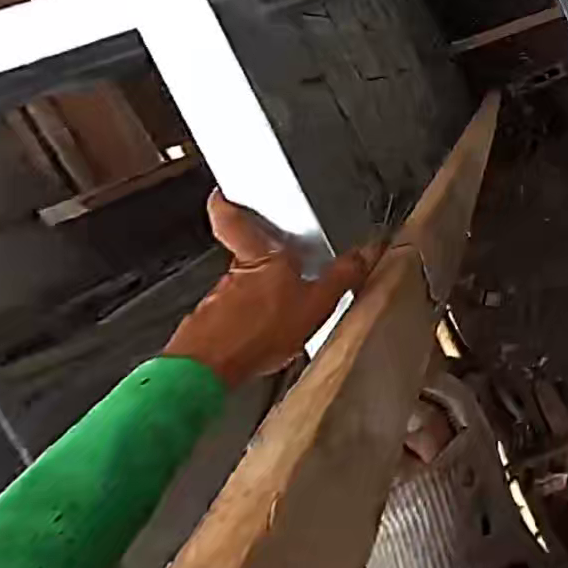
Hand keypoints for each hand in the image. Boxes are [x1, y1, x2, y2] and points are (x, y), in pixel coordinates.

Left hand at [162, 191, 370, 386]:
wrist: (206, 373)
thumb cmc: (257, 332)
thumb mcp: (316, 304)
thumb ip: (341, 277)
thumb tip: (363, 255)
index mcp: (260, 258)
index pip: (234, 221)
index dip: (226, 205)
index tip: (222, 195)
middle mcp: (232, 275)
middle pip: (241, 258)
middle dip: (258, 264)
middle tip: (277, 270)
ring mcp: (214, 303)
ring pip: (235, 292)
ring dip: (252, 301)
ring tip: (275, 319)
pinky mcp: (203, 331)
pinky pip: (225, 323)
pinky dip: (241, 329)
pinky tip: (257, 344)